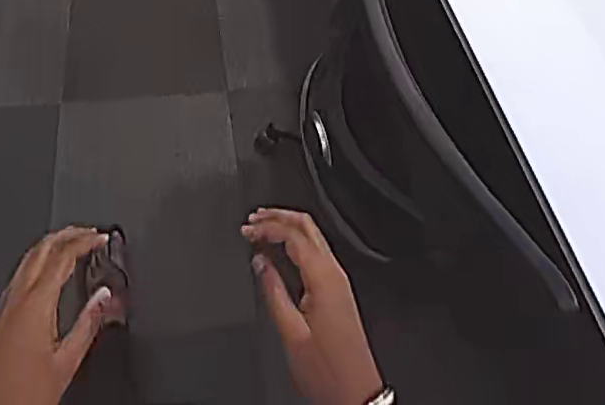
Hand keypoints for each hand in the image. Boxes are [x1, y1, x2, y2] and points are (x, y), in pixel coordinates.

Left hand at [0, 227, 116, 404]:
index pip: (62, 255)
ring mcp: (3, 309)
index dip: (85, 240)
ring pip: (28, 259)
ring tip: (71, 244)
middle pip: (42, 248)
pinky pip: (19, 276)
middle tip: (88, 231)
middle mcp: (16, 300)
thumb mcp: (65, 364)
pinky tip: (45, 274)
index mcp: (35, 304)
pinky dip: (37, 261)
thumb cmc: (20, 399)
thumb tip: (104, 297)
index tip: (101, 237)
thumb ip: (87, 324)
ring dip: (51, 245)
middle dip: (67, 234)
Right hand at [244, 209, 382, 404]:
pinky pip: (316, 250)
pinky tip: (281, 248)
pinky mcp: (337, 287)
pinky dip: (295, 240)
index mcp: (323, 276)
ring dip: (287, 225)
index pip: (293, 234)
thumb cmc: (327, 369)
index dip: (268, 226)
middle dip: (278, 216)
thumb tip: (260, 262)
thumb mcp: (292, 332)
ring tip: (263, 227)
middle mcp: (334, 270)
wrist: (357, 392)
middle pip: (306, 225)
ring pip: (312, 234)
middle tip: (253, 218)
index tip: (247, 229)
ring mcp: (338, 278)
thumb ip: (274, 291)